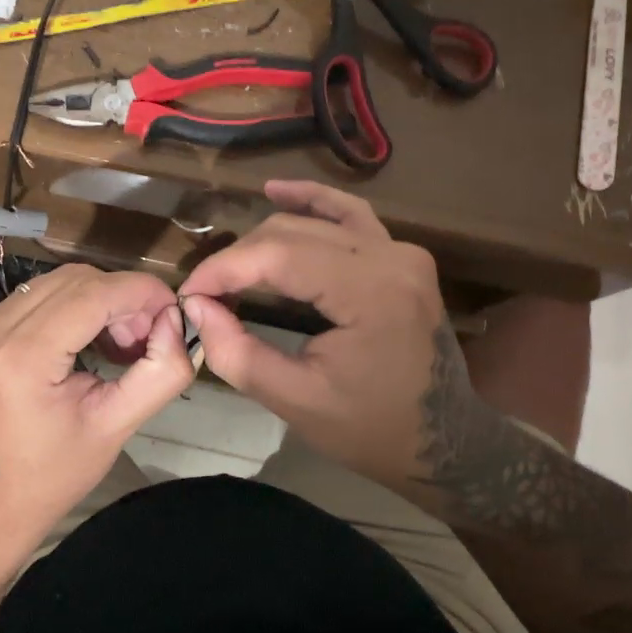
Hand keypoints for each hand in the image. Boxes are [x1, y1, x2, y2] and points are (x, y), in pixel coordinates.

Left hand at [0, 265, 194, 536]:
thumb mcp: (118, 426)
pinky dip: (75, 306)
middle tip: (147, 340)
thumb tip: (176, 320)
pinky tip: (91, 341)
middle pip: (76, 280)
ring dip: (101, 299)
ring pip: (58, 281)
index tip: (173, 311)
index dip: (141, 292)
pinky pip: (39, 295)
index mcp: (23, 359)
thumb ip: (160, 373)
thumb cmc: (58, 471)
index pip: (92, 294)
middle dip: (123, 298)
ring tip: (121, 345)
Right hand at [178, 180, 483, 490]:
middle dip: (239, 260)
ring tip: (228, 268)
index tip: (188, 296)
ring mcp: (401, 253)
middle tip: (204, 297)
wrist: (442, 441)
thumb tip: (195, 308)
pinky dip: (311, 203)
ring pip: (316, 221)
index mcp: (370, 293)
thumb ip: (237, 352)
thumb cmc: (368, 428)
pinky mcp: (401, 257)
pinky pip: (350, 216)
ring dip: (265, 238)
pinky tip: (276, 191)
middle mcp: (390, 258)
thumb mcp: (294, 401)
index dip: (224, 269)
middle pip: (293, 232)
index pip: (278, 256)